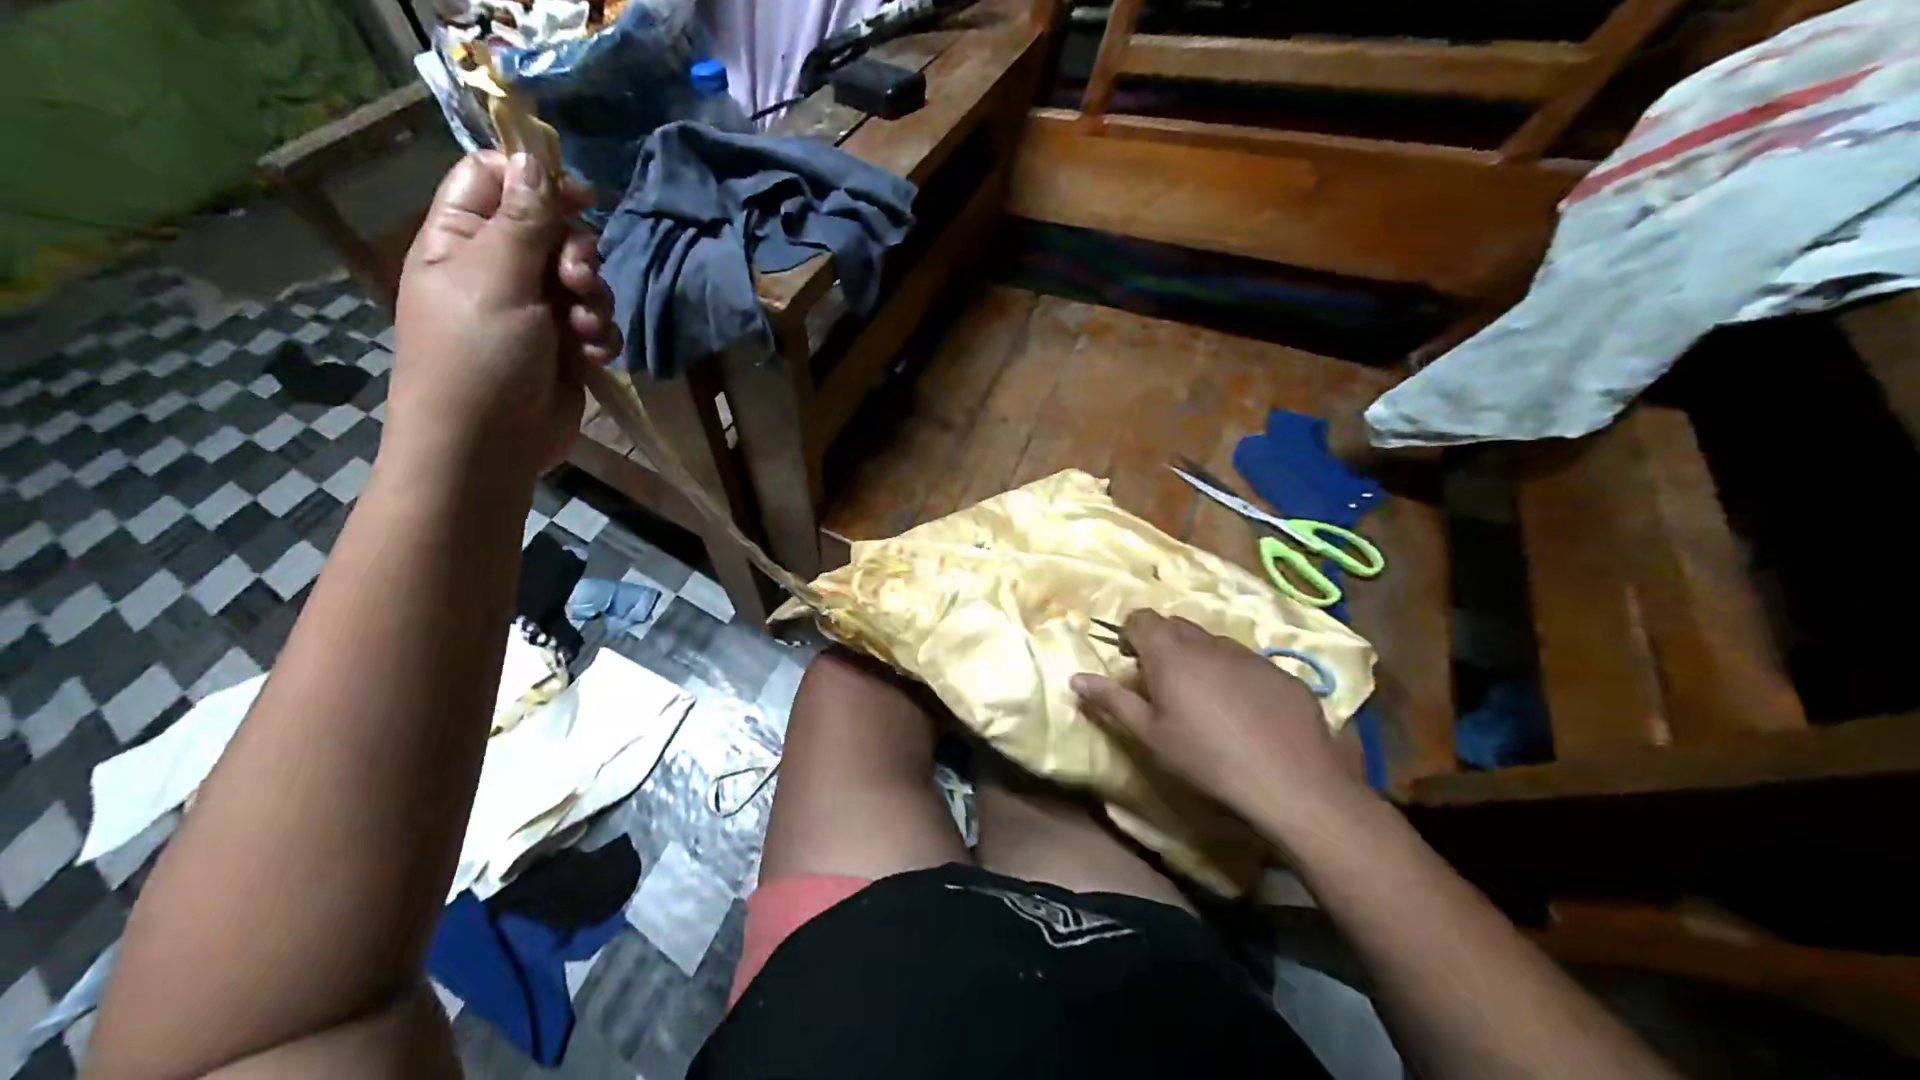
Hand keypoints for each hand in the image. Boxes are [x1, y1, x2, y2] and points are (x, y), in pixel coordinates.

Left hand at [386, 151, 621, 480]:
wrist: (490, 444)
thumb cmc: (477, 355)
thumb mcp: (496, 277)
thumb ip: (522, 218)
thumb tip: (534, 156)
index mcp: (460, 240)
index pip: (494, 180)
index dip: (535, 180)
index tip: (577, 196)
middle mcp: (497, 268)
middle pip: (551, 228)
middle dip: (576, 251)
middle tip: (579, 278)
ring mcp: (534, 309)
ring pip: (581, 276)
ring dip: (595, 297)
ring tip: (586, 325)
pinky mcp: (565, 345)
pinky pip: (595, 319)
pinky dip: (601, 332)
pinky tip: (596, 352)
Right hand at [1071, 612, 1368, 829]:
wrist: (1291, 781)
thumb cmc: (1206, 759)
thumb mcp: (1150, 735)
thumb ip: (1111, 701)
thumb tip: (1076, 677)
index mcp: (1170, 654)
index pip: (1141, 619)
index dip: (1130, 634)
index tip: (1130, 663)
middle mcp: (1208, 643)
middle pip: (1176, 626)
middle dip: (1162, 643)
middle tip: (1161, 682)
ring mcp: (1249, 655)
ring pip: (1212, 643)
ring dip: (1198, 658)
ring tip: (1203, 699)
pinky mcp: (1281, 672)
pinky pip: (1246, 662)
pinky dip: (1234, 675)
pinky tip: (1243, 712)